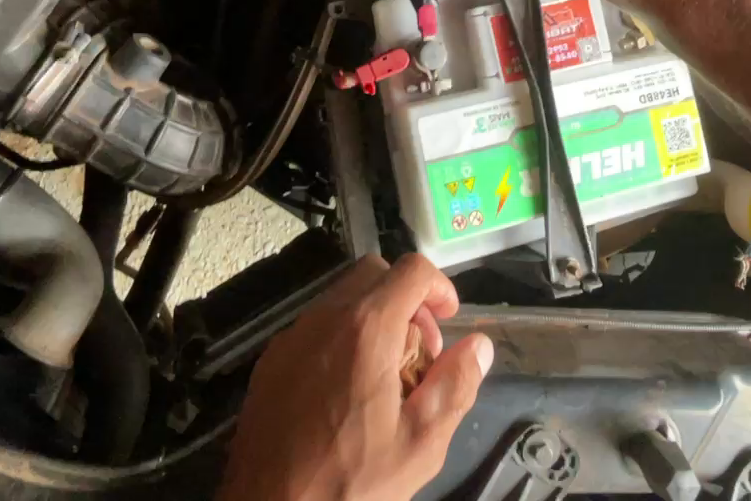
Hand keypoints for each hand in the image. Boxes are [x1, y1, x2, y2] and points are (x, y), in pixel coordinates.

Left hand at [217, 254, 494, 500]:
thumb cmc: (348, 482)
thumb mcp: (419, 445)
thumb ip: (454, 386)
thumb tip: (478, 345)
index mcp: (367, 329)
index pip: (412, 270)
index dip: (440, 287)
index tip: (449, 322)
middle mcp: (326, 316)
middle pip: (376, 274)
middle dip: (407, 299)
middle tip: (420, 351)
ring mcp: (294, 333)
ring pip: (343, 295)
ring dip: (374, 316)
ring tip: (385, 374)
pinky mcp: (273, 356)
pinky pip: (316, 323)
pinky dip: (341, 334)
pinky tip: (345, 388)